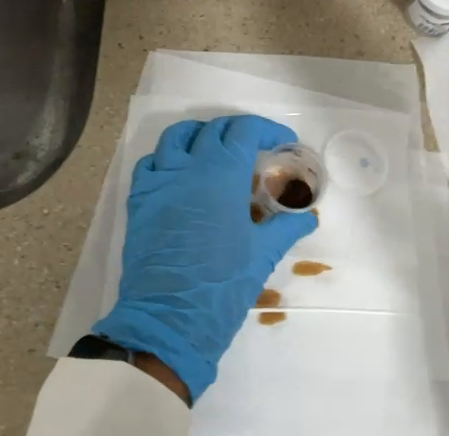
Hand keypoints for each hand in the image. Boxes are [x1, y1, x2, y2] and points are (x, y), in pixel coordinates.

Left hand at [93, 115, 317, 401]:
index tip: (282, 143)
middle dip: (237, 131)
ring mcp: (160, 180)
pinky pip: (150, 163)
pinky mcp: (139, 198)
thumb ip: (286, 227)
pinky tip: (179, 174)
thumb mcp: (263, 255)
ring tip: (213, 149)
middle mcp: (190, 167)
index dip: (266, 130)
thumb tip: (308, 216)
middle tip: (253, 147)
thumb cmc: (222, 285)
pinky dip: (166, 159)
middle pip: (214, 129)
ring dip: (199, 135)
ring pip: (177, 137)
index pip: (245, 130)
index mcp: (223, 174)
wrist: (169, 320)